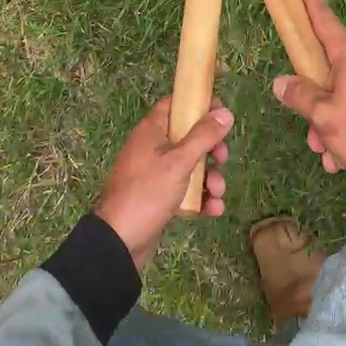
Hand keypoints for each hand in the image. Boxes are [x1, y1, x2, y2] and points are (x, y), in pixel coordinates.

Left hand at [93, 96, 233, 268]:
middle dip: (211, 148)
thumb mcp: (179, 162)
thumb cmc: (148, 192)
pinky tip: (212, 209)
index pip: (176, 104)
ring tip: (218, 193)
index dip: (199, 104)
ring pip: (190, 165)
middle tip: (222, 157)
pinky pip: (185, 188)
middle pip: (189, 136)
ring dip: (209, 177)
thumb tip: (225, 112)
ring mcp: (156, 173)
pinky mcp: (159, 196)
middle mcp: (153, 147)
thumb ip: (203, 136)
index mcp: (152, 130)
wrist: (119, 241)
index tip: (221, 113)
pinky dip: (200, 196)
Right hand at [271, 0, 345, 228]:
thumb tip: (282, 81)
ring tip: (331, 155)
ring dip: (331, 125)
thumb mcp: (324, 117)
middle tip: (312, 134)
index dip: (312, 7)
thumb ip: (300, 96)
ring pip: (344, 97)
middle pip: (330, 73)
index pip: (326, 23)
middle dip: (316, 104)